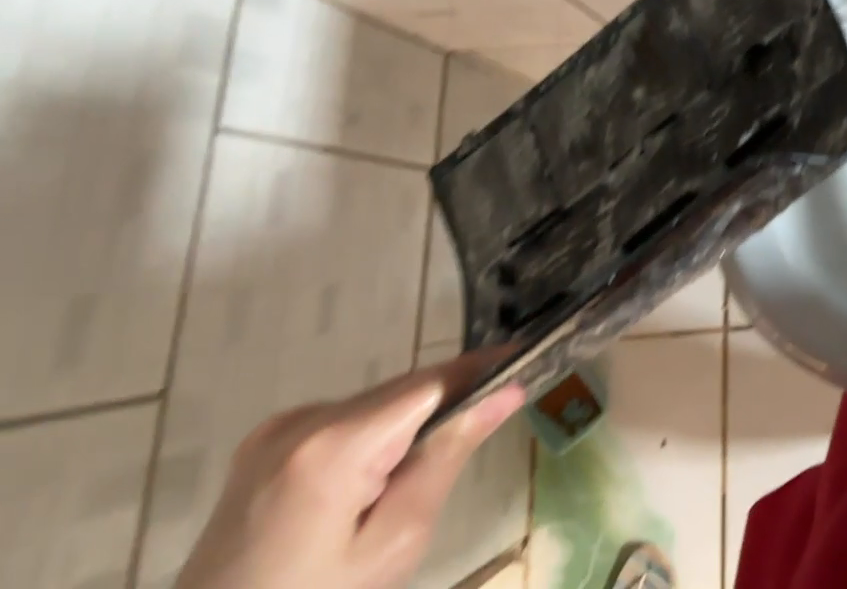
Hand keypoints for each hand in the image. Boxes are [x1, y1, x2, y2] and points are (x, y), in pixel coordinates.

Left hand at [177, 352, 526, 588]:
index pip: (432, 382)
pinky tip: (386, 474)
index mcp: (335, 444)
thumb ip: (448, 457)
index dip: (484, 367)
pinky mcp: (264, 448)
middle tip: (499, 415)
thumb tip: (506, 392)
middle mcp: (302, 420)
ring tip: (437, 462)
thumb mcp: (396, 540)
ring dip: (416, 419)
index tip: (531, 357)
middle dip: (453, 399)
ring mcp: (276, 432)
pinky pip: (346, 421)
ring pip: (378, 404)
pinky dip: (380, 433)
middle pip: (405, 390)